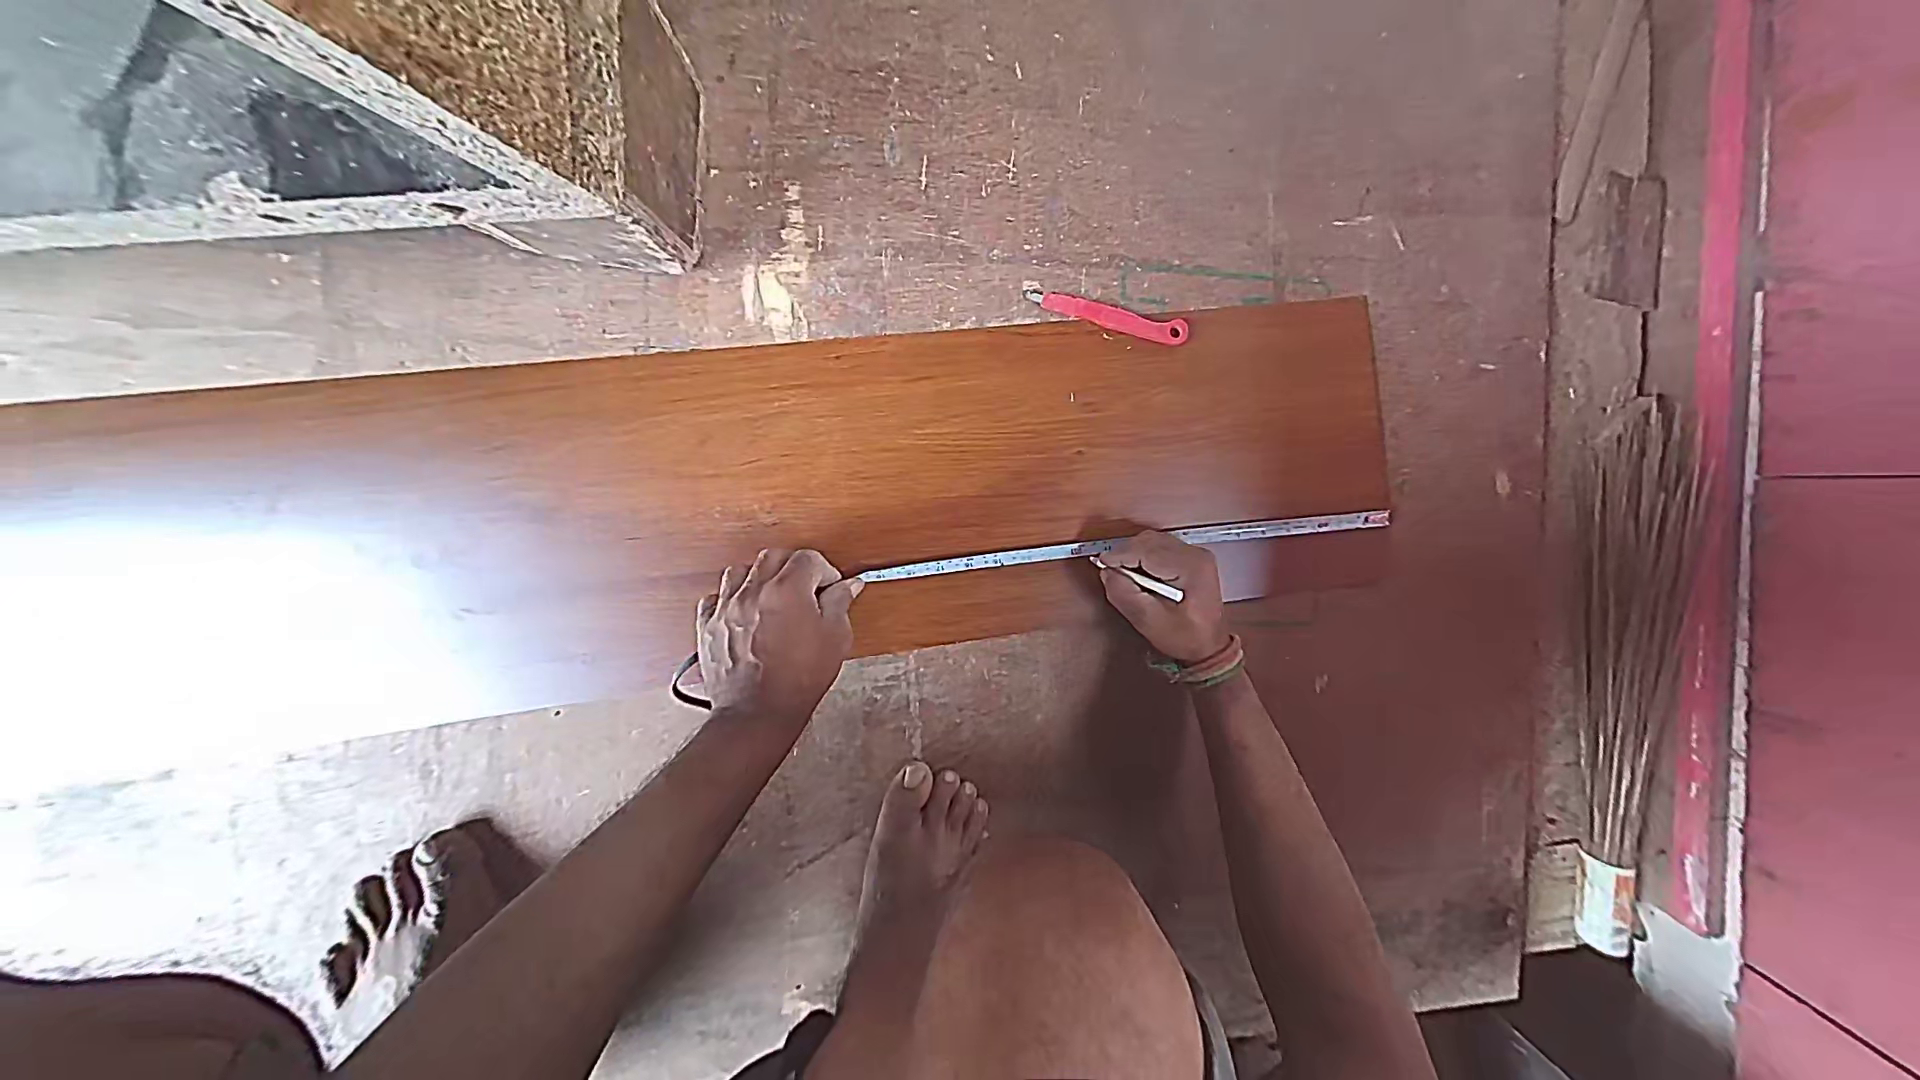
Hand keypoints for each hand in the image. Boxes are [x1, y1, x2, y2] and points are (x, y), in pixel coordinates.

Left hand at [697, 548, 863, 725]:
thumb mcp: (834, 638)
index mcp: (787, 590)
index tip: (829, 586)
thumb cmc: (798, 679)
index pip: (808, 558)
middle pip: (773, 556)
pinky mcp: (709, 625)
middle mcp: (753, 592)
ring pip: (740, 570)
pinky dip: (729, 597)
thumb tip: (848, 586)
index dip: (824, 570)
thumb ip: (840, 604)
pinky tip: (744, 610)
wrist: (758, 713)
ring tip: (773, 595)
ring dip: (759, 576)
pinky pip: (715, 597)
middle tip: (805, 587)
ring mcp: (727, 607)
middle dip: (793, 566)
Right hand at [1095, 531, 1230, 662]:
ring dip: (1133, 554)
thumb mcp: (1150, 622)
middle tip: (1112, 574)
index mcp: (1192, 568)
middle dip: (1125, 554)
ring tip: (1126, 576)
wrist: (1208, 645)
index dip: (1120, 555)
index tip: (1101, 563)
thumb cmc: (1186, 638)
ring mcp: (1194, 553)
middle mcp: (1195, 554)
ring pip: (1151, 541)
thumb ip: (1126, 596)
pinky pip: (1157, 546)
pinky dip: (1142, 556)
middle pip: (1149, 541)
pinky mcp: (1189, 557)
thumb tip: (1107, 573)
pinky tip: (1139, 574)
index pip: (1147, 550)